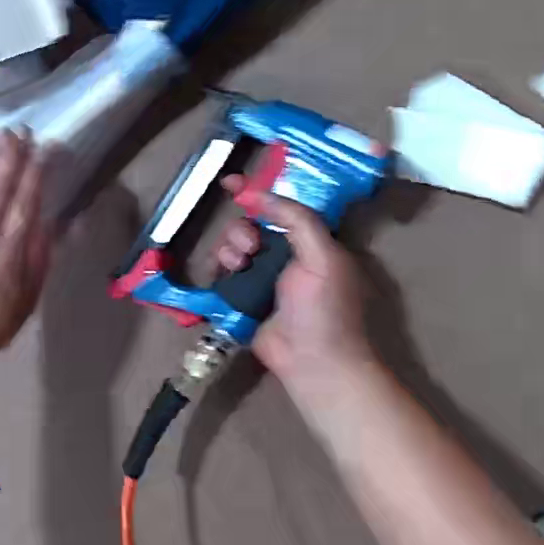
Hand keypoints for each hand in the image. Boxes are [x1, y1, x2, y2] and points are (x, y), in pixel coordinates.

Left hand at [0, 129, 54, 374]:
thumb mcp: (31, 292)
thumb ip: (43, 253)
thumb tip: (62, 220)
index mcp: (13, 248)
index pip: (29, 199)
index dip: (39, 171)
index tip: (48, 147)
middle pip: (3, 186)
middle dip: (15, 155)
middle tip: (23, 129)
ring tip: (3, 134)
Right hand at [213, 176, 377, 390]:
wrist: (313, 362)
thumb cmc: (325, 308)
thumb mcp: (323, 256)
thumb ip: (296, 219)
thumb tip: (258, 194)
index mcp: (310, 243)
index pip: (281, 206)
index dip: (257, 190)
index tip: (229, 182)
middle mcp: (284, 255)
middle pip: (249, 224)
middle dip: (241, 229)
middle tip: (249, 248)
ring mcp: (260, 276)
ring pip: (231, 245)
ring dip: (229, 249)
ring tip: (239, 267)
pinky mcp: (241, 295)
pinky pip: (220, 270)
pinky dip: (217, 268)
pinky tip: (223, 276)